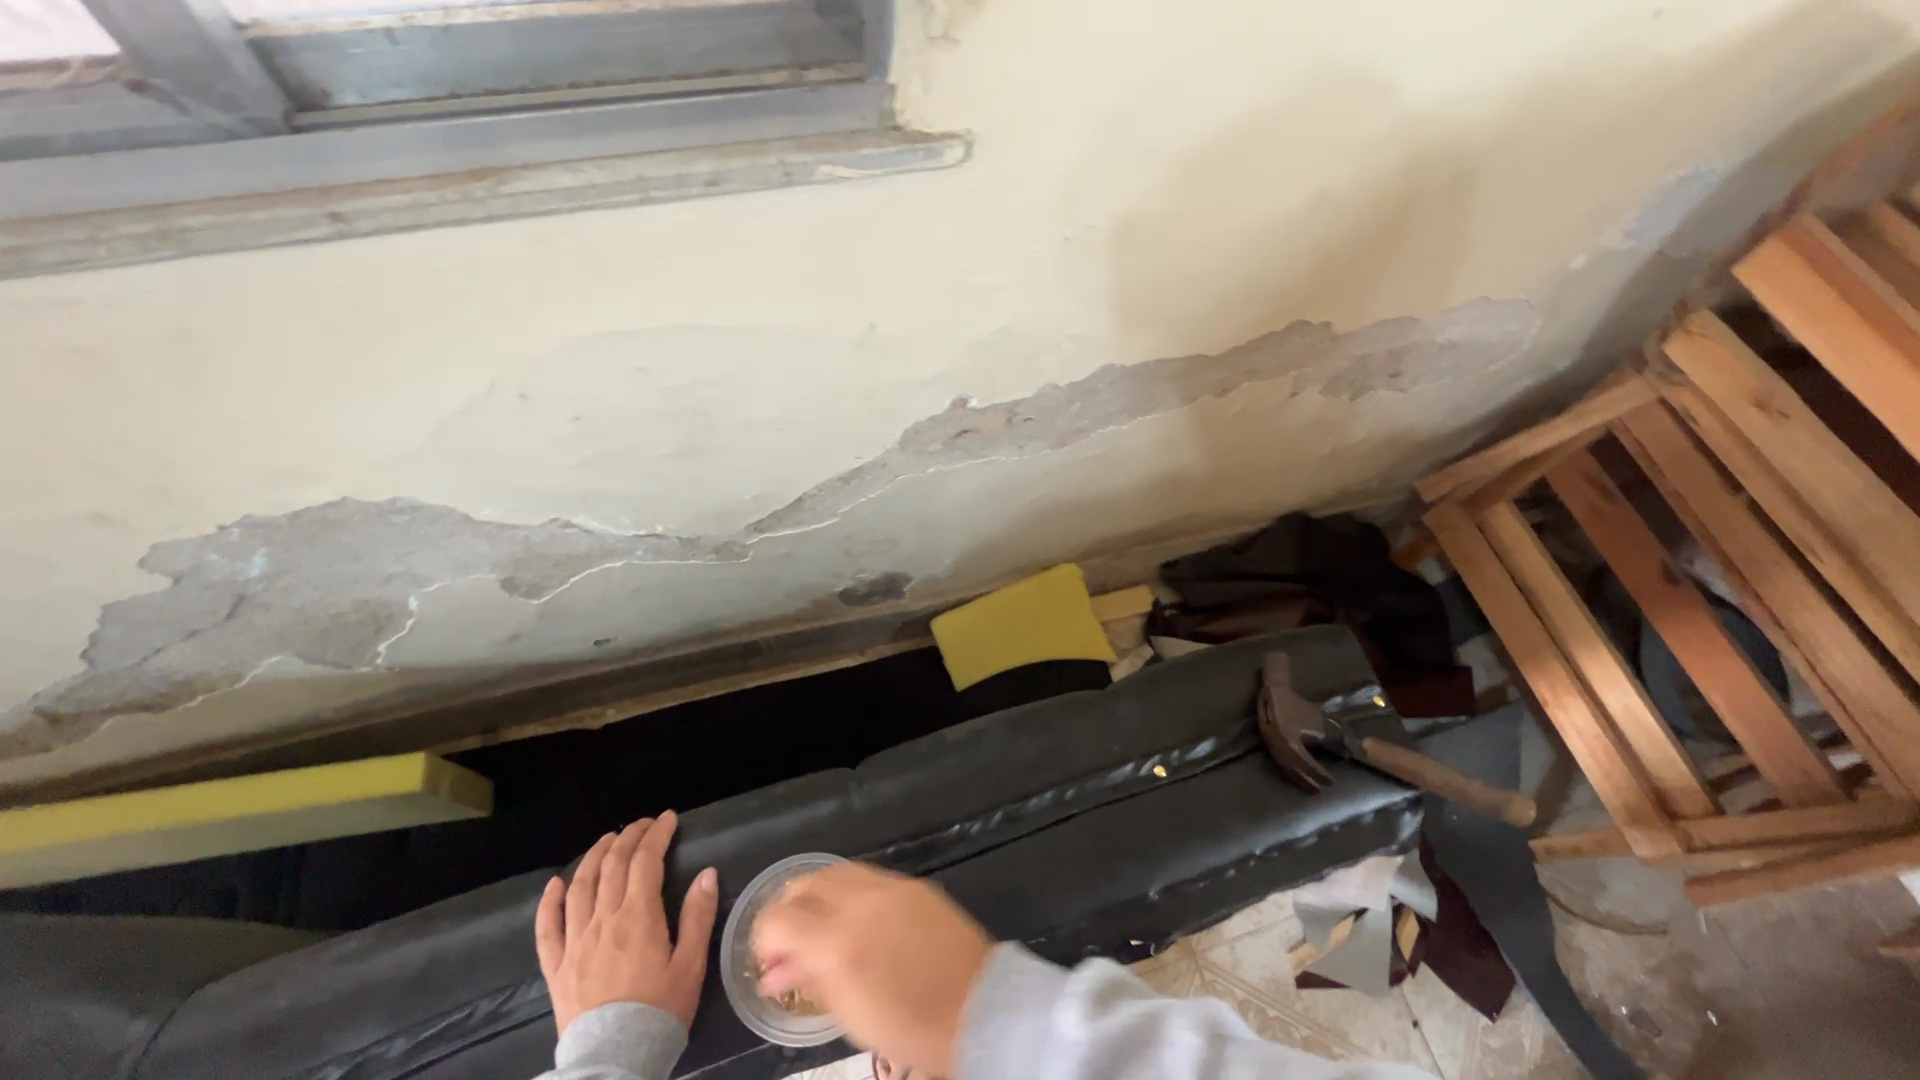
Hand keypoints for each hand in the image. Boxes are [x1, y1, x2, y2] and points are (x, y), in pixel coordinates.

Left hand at [535, 811, 719, 1035]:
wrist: (614, 1060)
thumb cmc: (660, 1011)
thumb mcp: (691, 964)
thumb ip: (697, 917)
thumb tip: (707, 874)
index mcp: (638, 917)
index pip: (646, 862)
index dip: (656, 835)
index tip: (668, 819)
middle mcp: (603, 920)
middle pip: (612, 866)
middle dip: (629, 838)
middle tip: (643, 824)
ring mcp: (574, 942)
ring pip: (580, 887)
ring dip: (594, 857)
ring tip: (607, 841)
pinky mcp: (555, 966)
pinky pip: (547, 926)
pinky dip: (549, 900)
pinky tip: (555, 883)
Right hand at [751, 863, 992, 1076]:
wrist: (980, 1009)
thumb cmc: (910, 1027)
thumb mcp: (850, 1015)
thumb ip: (810, 981)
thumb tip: (776, 972)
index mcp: (837, 942)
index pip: (777, 919)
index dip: (764, 938)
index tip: (771, 960)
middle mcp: (859, 903)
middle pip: (803, 885)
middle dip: (788, 910)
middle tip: (791, 941)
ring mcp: (890, 888)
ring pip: (834, 872)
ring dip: (817, 894)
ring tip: (821, 925)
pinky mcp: (914, 885)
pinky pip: (868, 876)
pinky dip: (849, 891)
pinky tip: (855, 916)